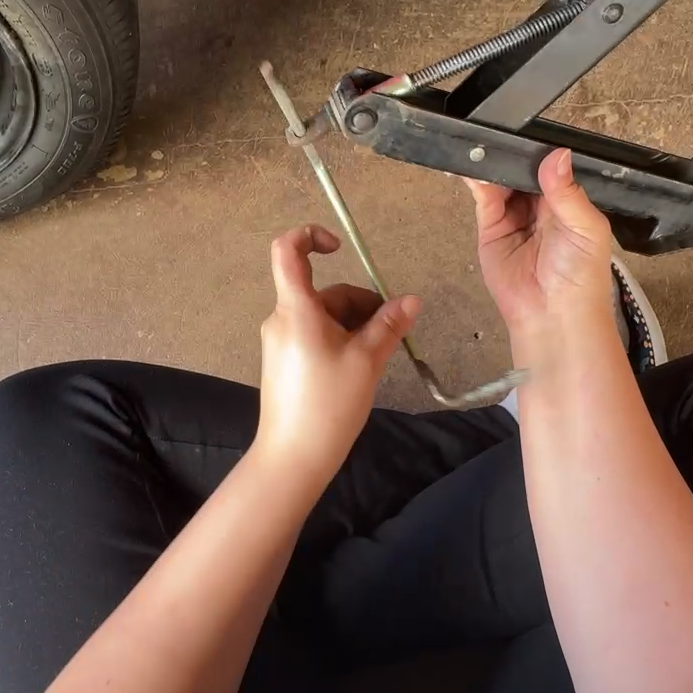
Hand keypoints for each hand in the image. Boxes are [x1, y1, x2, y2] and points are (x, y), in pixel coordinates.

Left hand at [255, 225, 421, 483]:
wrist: (293, 457)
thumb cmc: (328, 404)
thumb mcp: (367, 361)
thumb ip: (389, 325)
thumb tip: (412, 300)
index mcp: (296, 309)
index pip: (288, 250)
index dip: (311, 235)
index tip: (340, 247)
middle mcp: (282, 318)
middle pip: (324, 292)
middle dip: (360, 304)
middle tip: (389, 332)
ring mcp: (281, 341)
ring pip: (324, 316)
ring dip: (354, 325)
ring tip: (377, 356)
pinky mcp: (284, 361)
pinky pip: (315, 335)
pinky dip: (340, 340)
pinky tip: (359, 367)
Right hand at [467, 148, 614, 341]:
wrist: (552, 315)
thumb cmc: (581, 276)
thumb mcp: (586, 228)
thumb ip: (568, 192)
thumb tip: (558, 154)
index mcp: (569, 202)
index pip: (553, 168)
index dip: (542, 151)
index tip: (530, 132)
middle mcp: (541, 206)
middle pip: (524, 171)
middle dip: (515, 155)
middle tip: (503, 135)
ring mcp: (514, 216)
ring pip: (502, 180)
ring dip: (495, 165)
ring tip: (486, 147)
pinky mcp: (491, 228)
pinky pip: (484, 199)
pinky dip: (478, 182)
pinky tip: (475, 168)